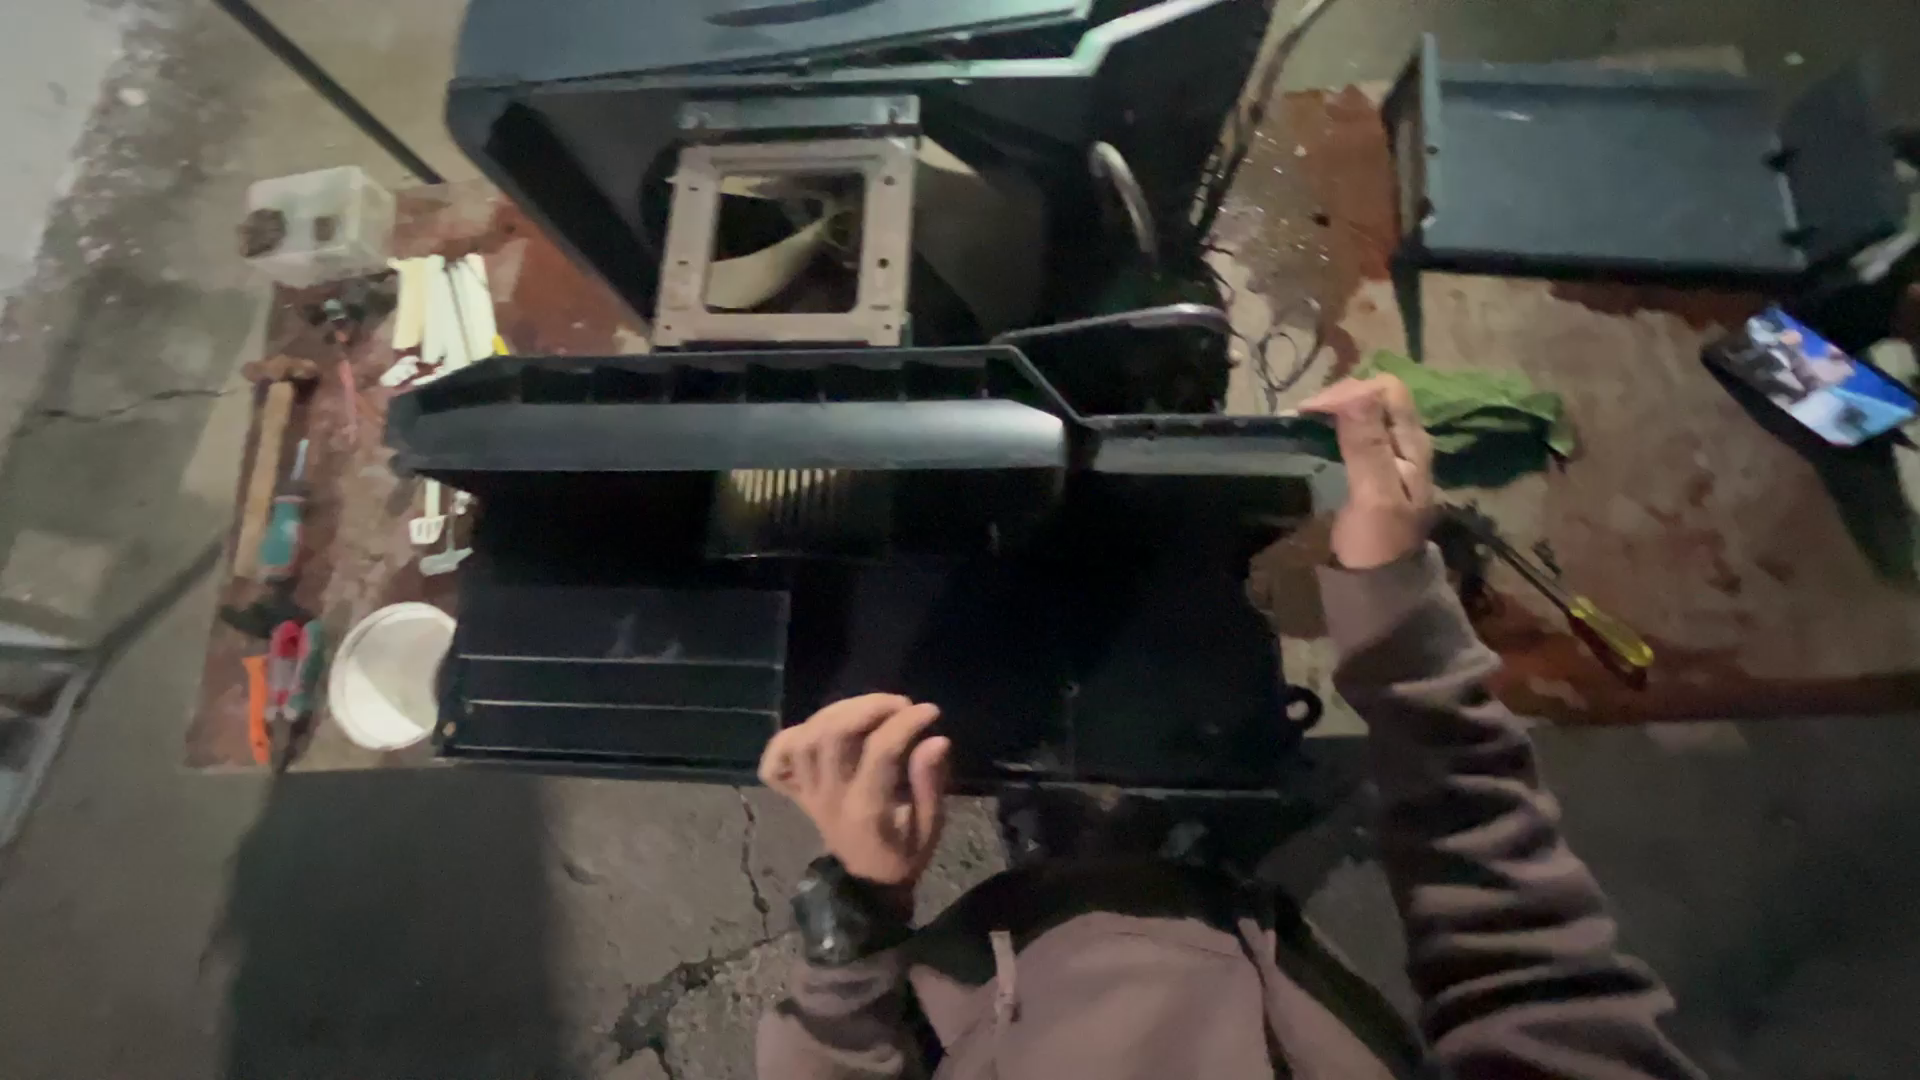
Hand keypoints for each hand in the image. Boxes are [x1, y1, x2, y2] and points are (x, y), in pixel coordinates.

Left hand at [758, 694, 952, 888]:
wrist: (866, 885)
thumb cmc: (903, 853)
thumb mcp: (929, 826)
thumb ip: (930, 783)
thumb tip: (936, 739)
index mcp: (867, 808)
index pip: (880, 751)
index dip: (906, 723)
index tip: (930, 712)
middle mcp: (830, 797)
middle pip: (831, 736)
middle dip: (868, 707)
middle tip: (899, 704)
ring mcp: (808, 794)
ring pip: (805, 739)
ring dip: (838, 711)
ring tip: (869, 707)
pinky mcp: (796, 793)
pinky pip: (775, 762)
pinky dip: (790, 738)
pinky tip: (820, 729)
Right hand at [1299, 375, 1433, 568]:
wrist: (1380, 583)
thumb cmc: (1377, 542)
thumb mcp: (1374, 494)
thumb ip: (1367, 445)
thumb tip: (1355, 392)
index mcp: (1413, 444)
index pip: (1385, 390)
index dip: (1347, 392)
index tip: (1309, 414)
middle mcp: (1406, 441)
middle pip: (1375, 396)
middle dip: (1337, 398)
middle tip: (1300, 419)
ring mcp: (1391, 454)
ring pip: (1365, 411)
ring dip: (1333, 411)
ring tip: (1301, 426)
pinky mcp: (1373, 466)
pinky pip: (1355, 431)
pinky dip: (1332, 427)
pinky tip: (1312, 438)